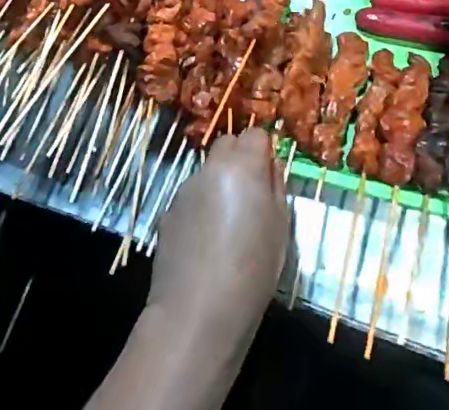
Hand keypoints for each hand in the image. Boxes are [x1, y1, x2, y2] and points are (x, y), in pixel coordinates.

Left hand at [148, 129, 287, 340]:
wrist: (197, 314)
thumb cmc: (252, 267)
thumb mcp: (281, 223)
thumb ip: (275, 184)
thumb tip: (268, 166)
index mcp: (242, 166)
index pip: (255, 134)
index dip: (263, 151)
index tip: (269, 176)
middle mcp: (210, 169)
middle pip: (227, 144)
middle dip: (239, 159)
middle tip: (250, 193)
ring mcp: (184, 191)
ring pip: (208, 172)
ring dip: (220, 184)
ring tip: (228, 224)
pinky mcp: (167, 215)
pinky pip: (192, 198)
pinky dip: (202, 208)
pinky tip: (207, 241)